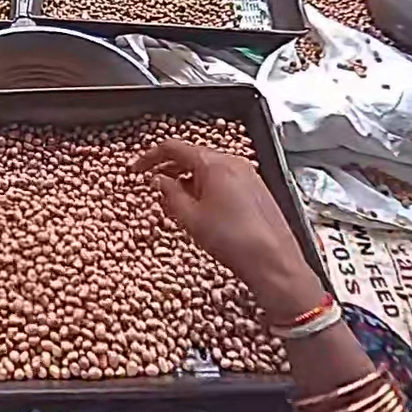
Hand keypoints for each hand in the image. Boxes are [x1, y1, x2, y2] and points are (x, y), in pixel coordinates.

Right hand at [130, 140, 323, 322]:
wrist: (274, 262)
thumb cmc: (232, 240)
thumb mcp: (189, 217)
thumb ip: (169, 193)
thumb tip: (159, 181)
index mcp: (214, 164)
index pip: (173, 148)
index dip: (150, 157)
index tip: (136, 169)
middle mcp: (233, 163)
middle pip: (192, 156)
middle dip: (168, 168)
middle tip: (152, 184)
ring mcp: (247, 175)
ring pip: (208, 168)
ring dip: (186, 178)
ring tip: (172, 199)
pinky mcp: (256, 189)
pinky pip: (223, 179)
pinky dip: (204, 186)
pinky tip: (198, 206)